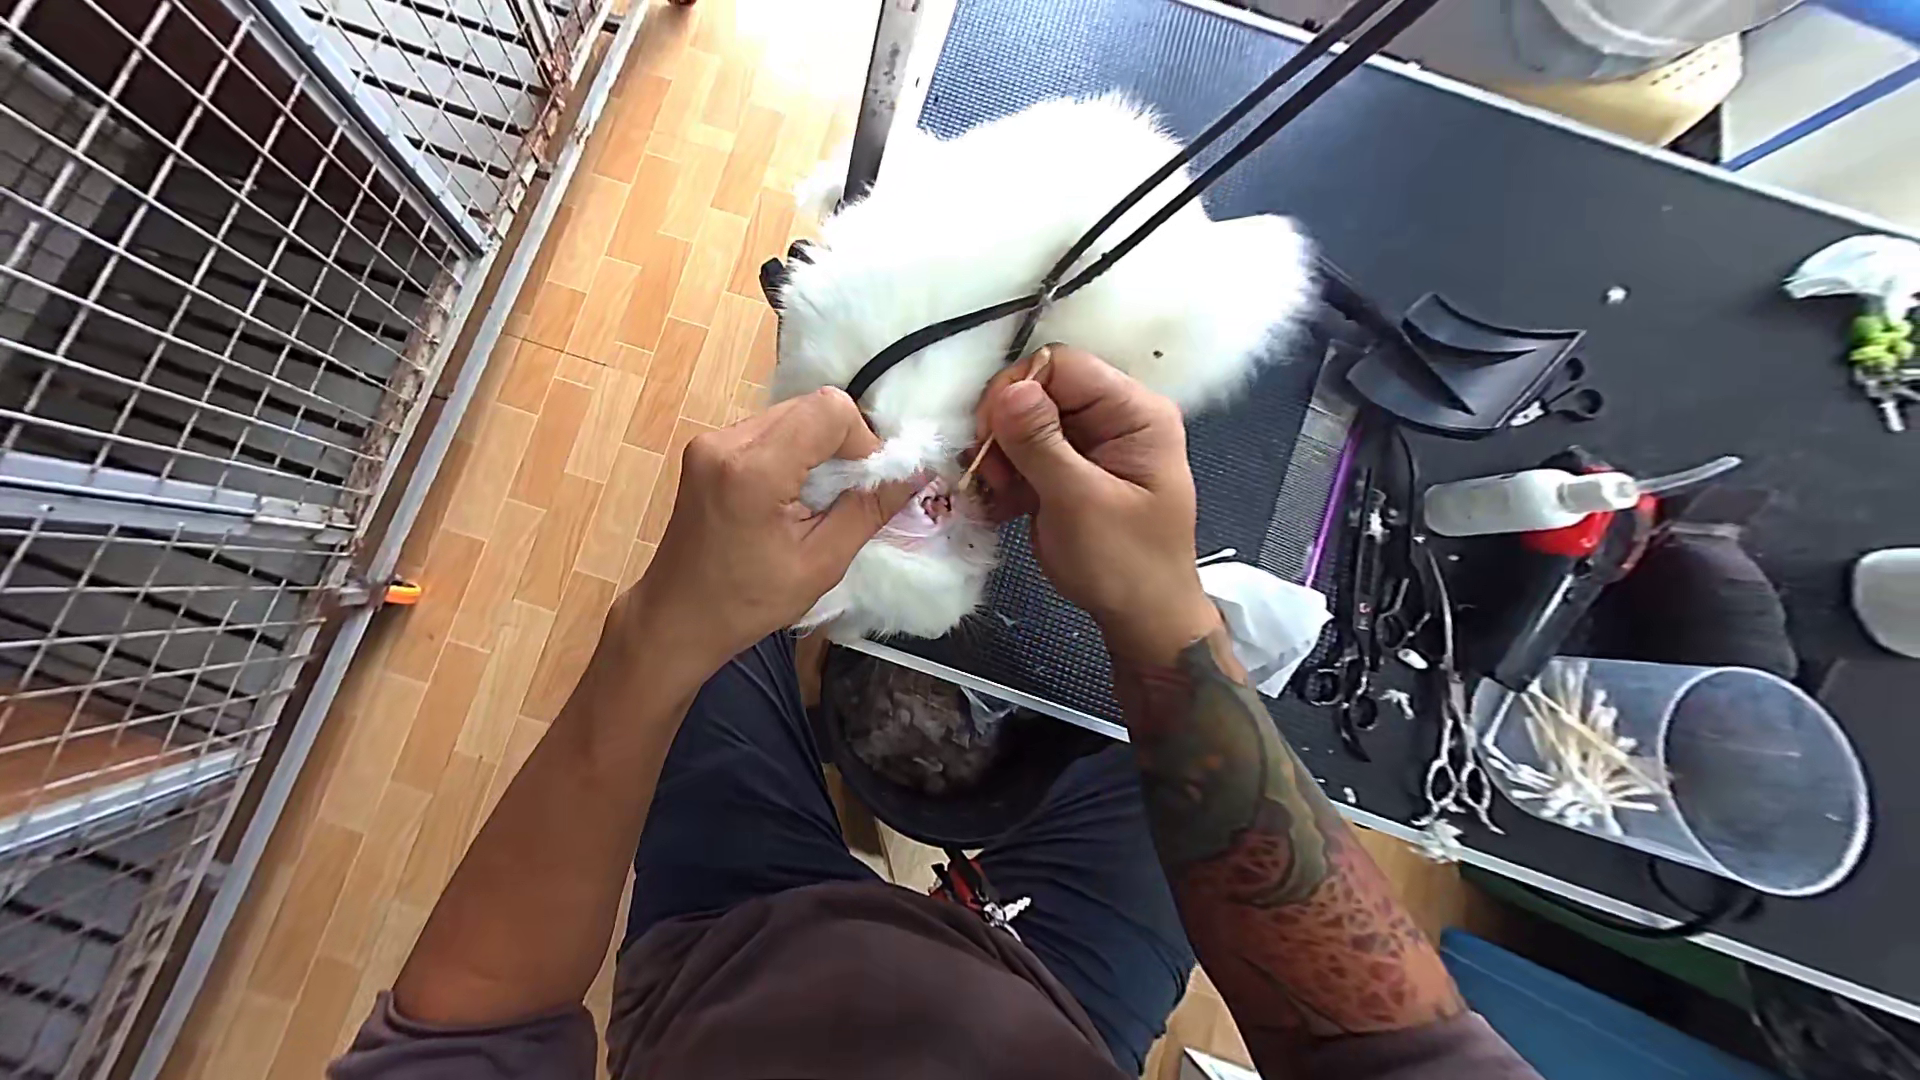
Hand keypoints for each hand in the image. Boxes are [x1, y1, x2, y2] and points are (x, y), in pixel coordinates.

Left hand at [619, 388, 918, 673]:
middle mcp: (727, 440)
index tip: (864, 484)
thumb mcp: (823, 563)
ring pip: (793, 415)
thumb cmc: (750, 602)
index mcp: (753, 469)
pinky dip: (796, 453)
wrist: (679, 617)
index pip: (830, 410)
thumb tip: (914, 473)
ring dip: (820, 449)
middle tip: (847, 494)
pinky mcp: (708, 448)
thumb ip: (870, 509)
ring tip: (818, 499)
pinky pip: (772, 430)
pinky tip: (792, 494)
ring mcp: (712, 440)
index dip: (862, 440)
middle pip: (812, 407)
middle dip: (844, 444)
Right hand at [974, 345, 1220, 665]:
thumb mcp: (1080, 502)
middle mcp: (1114, 419)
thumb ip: (1042, 443)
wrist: (1140, 618)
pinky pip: (1025, 454)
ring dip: (1001, 456)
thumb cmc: (1125, 564)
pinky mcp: (1068, 470)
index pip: (1064, 366)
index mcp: (1135, 414)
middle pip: (1040, 392)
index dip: (1019, 390)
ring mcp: (1089, 445)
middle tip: (992, 473)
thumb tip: (1009, 389)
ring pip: (1024, 423)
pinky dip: (1006, 476)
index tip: (989, 434)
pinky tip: (1000, 504)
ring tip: (998, 494)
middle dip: (1005, 429)